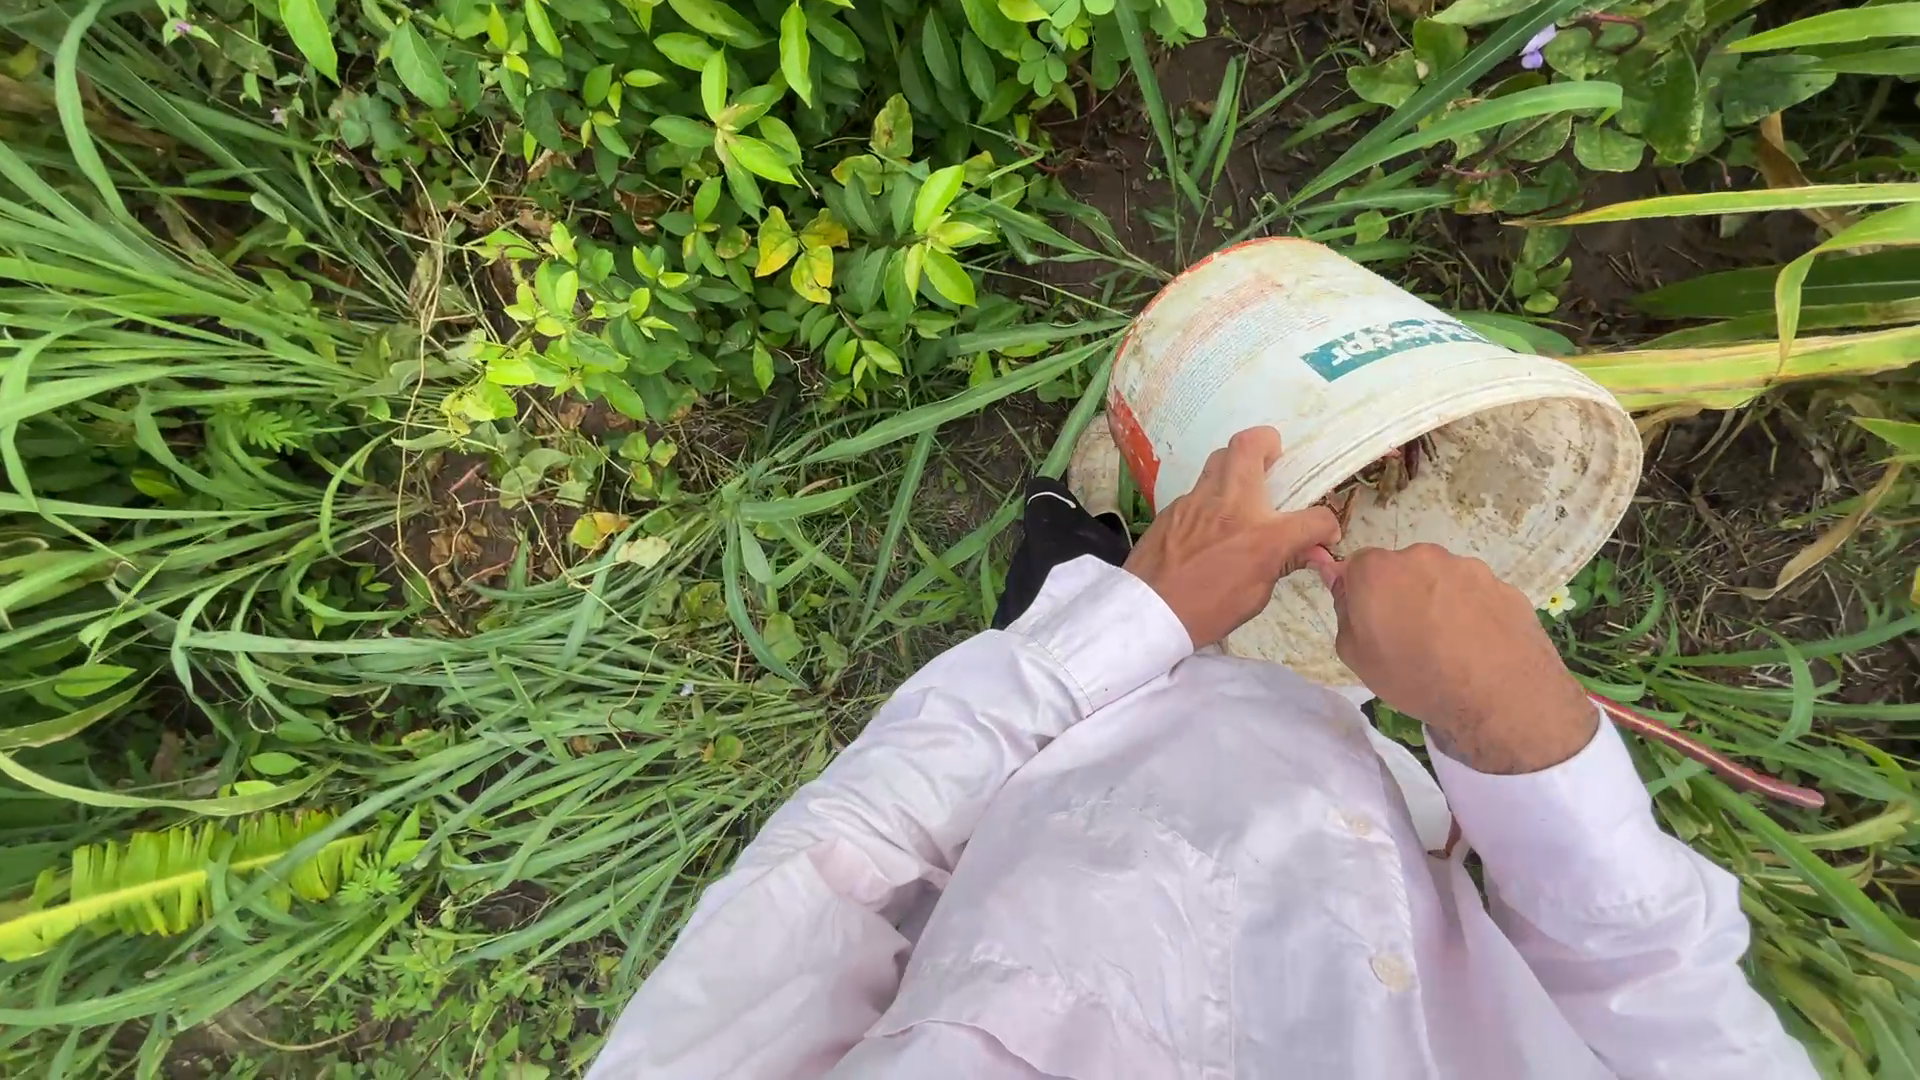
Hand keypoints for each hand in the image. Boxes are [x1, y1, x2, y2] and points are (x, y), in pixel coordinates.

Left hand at [1125, 426, 1340, 648]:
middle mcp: (1231, 506)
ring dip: (1235, 467)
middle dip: (1267, 445)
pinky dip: (1210, 499)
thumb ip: (1281, 563)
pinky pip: (1197, 490)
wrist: (1148, 612)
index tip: (1319, 536)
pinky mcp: (1172, 508)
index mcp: (1263, 535)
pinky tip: (1207, 523)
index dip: (1325, 527)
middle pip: (1250, 445)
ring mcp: (1196, 501)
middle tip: (1272, 465)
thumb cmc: (1205, 611)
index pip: (1314, 518)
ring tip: (1240, 491)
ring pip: (1218, 460)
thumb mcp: (1255, 596)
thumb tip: (1305, 550)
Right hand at [1319, 545, 1596, 773]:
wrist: (1502, 700)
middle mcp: (1422, 557)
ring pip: (1440, 580)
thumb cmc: (1414, 677)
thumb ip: (1343, 609)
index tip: (1371, 622)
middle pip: (1401, 569)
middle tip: (1407, 635)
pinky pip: (1475, 595)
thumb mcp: (1354, 653)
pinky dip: (1471, 612)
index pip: (1356, 567)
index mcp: (1377, 569)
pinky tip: (1476, 646)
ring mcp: (1468, 568)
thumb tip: (1339, 580)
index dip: (1360, 594)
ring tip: (1448, 644)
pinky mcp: (1505, 586)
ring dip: (1437, 601)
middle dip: (1400, 593)